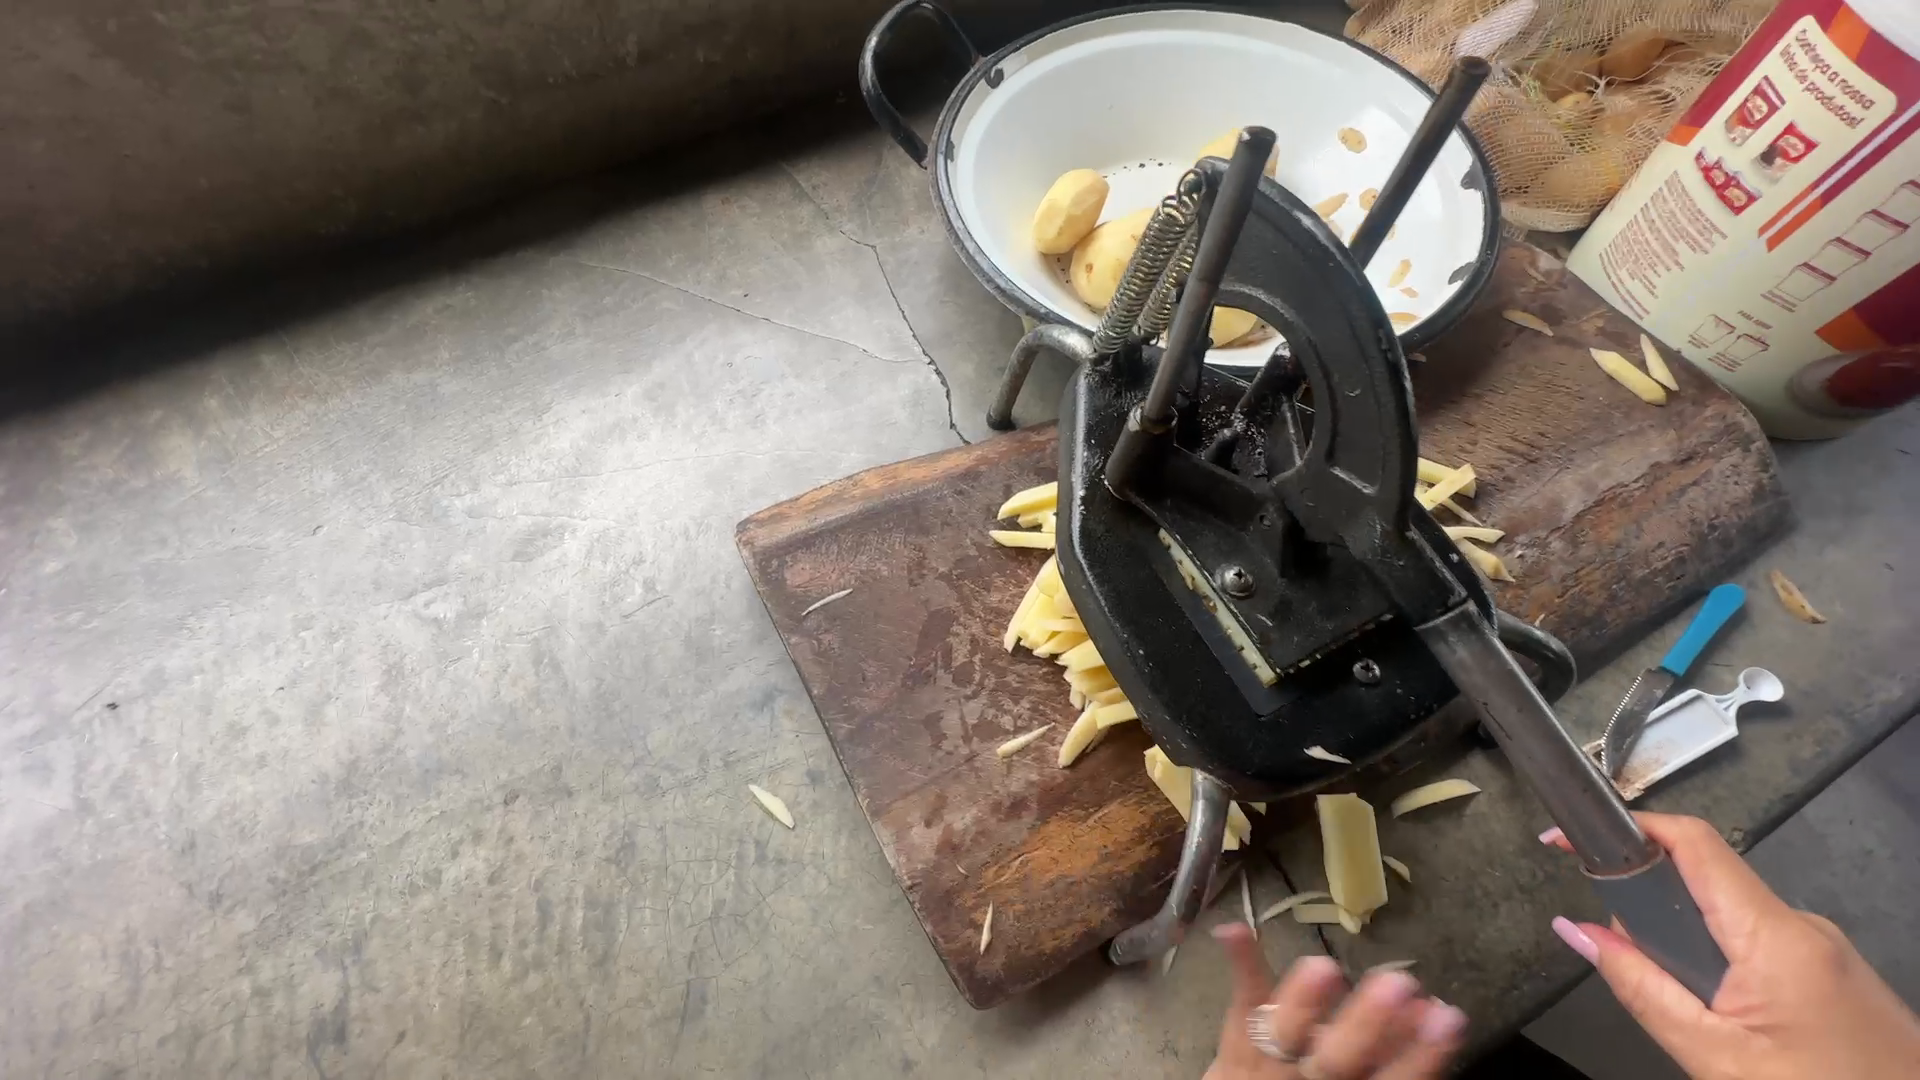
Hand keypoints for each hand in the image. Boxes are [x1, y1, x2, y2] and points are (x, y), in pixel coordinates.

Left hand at [1207, 923, 1466, 1078]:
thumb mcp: (1356, 1079)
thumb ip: (1391, 1058)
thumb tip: (1438, 1011)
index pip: (1391, 1078)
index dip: (1421, 1054)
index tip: (1448, 1016)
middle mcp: (1315, 1078)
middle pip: (1340, 1057)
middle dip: (1369, 1022)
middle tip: (1400, 981)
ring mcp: (1272, 1059)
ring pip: (1288, 1031)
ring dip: (1306, 999)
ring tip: (1326, 966)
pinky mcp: (1238, 1040)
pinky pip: (1241, 999)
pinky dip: (1241, 962)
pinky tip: (1232, 928)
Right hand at [1544, 812, 1919, 1079]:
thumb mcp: (1711, 1054)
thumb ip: (1637, 985)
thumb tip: (1572, 930)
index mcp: (1775, 936)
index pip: (1691, 841)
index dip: (1624, 825)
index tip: (1567, 839)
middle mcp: (1804, 928)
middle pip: (1698, 879)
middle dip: (1645, 903)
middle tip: (1627, 955)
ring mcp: (1825, 950)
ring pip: (1722, 913)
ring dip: (1679, 936)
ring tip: (1686, 1001)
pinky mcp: (1835, 971)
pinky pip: (1751, 938)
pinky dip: (1713, 956)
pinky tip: (1720, 1009)